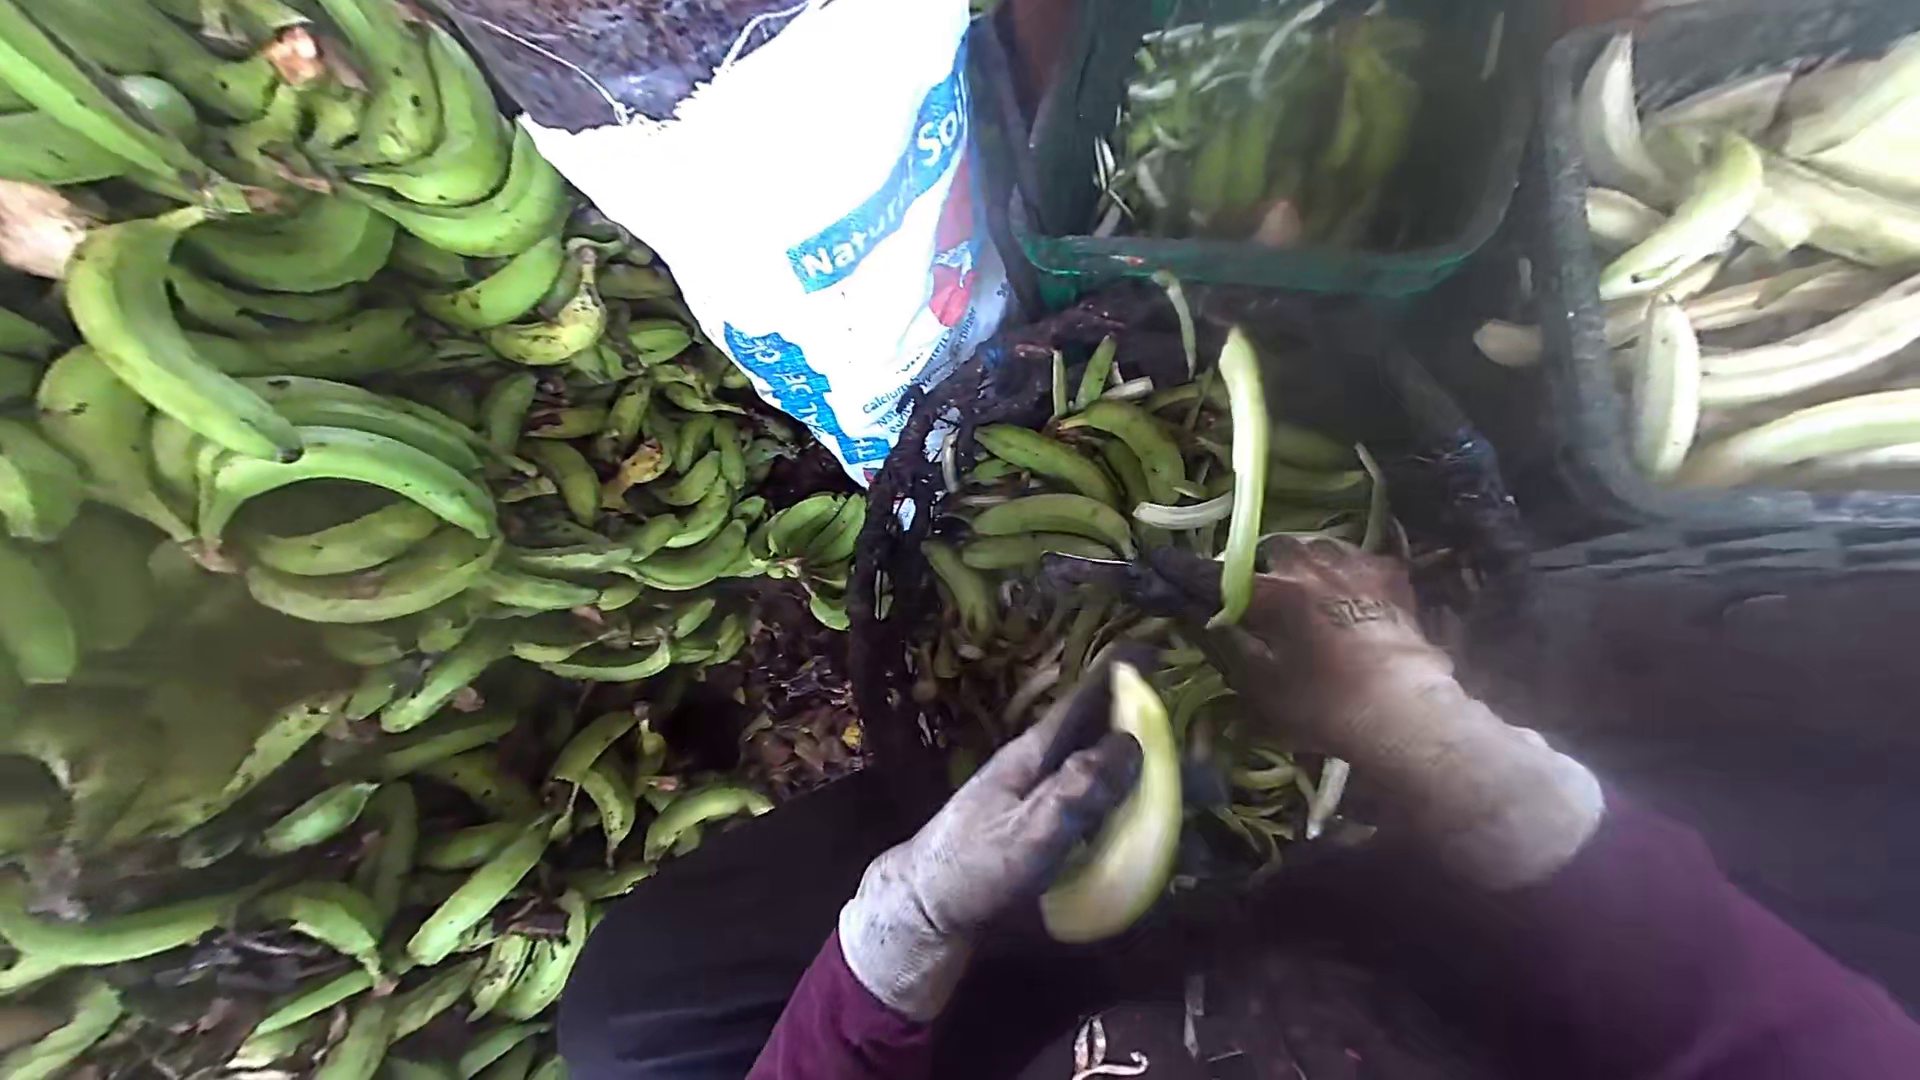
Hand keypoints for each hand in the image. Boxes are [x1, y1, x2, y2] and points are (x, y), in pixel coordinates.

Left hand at [837, 653, 1145, 1019]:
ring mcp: (1038, 787)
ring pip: (1089, 751)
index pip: (1081, 700)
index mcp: (1034, 751)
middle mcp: (1039, 760)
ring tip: (1165, 740)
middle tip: (1171, 694)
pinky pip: (1086, 785)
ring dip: (1124, 740)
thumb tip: (1130, 743)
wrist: (929, 904)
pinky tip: (1133, 792)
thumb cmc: (972, 867)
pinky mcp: (1040, 815)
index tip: (1152, 646)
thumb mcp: (1025, 835)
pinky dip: (1114, 780)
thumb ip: (1074, 794)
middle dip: (1129, 703)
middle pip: (1090, 721)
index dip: (1115, 671)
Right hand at [1143, 538, 1452, 759]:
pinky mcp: (1389, 575)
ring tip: (1303, 587)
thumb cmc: (1323, 706)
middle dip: (1257, 566)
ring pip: (1311, 546)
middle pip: (1267, 549)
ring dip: (1299, 563)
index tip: (1157, 556)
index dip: (1179, 567)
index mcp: (1269, 595)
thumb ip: (1224, 642)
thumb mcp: (1257, 684)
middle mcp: (1306, 568)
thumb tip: (1197, 613)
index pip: (1210, 575)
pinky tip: (1347, 590)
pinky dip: (1343, 569)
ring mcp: (1352, 566)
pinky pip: (1354, 557)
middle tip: (1259, 594)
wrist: (1408, 717)